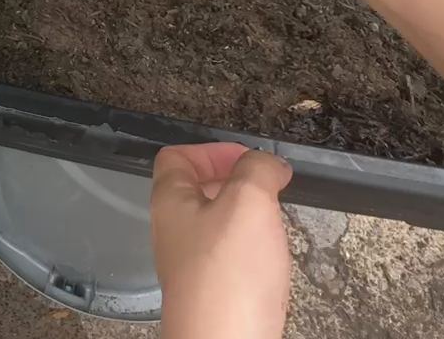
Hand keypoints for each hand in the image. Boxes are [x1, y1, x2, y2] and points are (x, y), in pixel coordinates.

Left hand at [151, 143, 293, 338]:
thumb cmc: (228, 274)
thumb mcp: (249, 203)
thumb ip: (258, 171)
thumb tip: (268, 161)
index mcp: (170, 200)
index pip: (177, 157)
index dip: (211, 150)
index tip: (248, 157)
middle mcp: (172, 229)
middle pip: (196, 189)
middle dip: (233, 181)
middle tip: (267, 187)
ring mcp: (188, 264)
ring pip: (214, 223)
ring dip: (244, 216)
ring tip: (274, 220)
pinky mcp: (209, 294)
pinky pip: (226, 258)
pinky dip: (248, 250)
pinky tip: (270, 261)